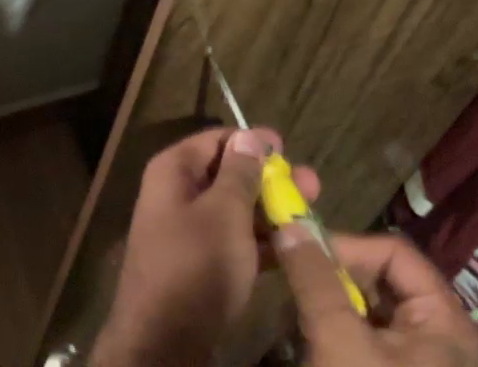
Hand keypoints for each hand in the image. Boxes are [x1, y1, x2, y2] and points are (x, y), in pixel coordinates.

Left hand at [91, 127, 318, 366]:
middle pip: (228, 175)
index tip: (289, 149)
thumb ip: (240, 172)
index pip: (217, 140)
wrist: (164, 343)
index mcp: (174, 171)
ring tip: (312, 214)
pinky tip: (294, 248)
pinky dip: (261, 242)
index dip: (252, 141)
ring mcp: (188, 232)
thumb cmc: (196, 265)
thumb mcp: (225, 212)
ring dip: (271, 211)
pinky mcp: (200, 266)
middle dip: (270, 179)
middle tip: (313, 185)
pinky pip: (234, 242)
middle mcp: (177, 194)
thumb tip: (250, 134)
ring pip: (235, 210)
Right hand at [276, 229, 477, 366]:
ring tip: (300, 320)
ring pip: (371, 312)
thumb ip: (315, 280)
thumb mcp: (338, 342)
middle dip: (336, 278)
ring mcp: (421, 363)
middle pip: (382, 279)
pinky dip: (339, 336)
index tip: (302, 253)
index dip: (347, 246)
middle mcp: (441, 335)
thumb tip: (289, 223)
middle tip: (297, 287)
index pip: (393, 251)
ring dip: (333, 307)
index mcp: (445, 319)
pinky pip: (369, 342)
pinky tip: (314, 347)